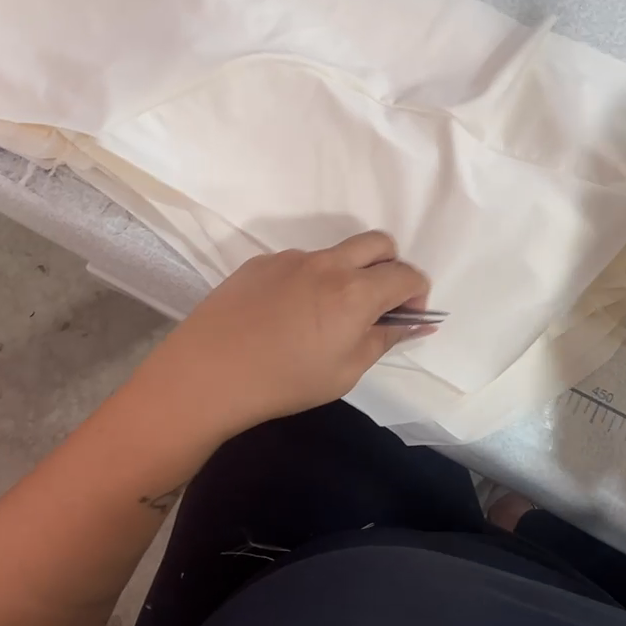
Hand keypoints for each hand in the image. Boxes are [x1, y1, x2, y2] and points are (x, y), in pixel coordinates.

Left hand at [133, 232, 431, 438]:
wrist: (208, 372)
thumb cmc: (285, 381)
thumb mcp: (345, 372)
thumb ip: (384, 340)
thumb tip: (414, 323)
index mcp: (356, 292)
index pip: (407, 274)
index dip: (417, 294)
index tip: (406, 318)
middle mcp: (327, 263)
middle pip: (378, 243)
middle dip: (390, 267)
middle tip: (377, 305)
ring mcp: (291, 258)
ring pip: (335, 254)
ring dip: (346, 275)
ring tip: (320, 319)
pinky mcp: (259, 263)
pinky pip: (298, 264)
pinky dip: (308, 281)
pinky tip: (283, 317)